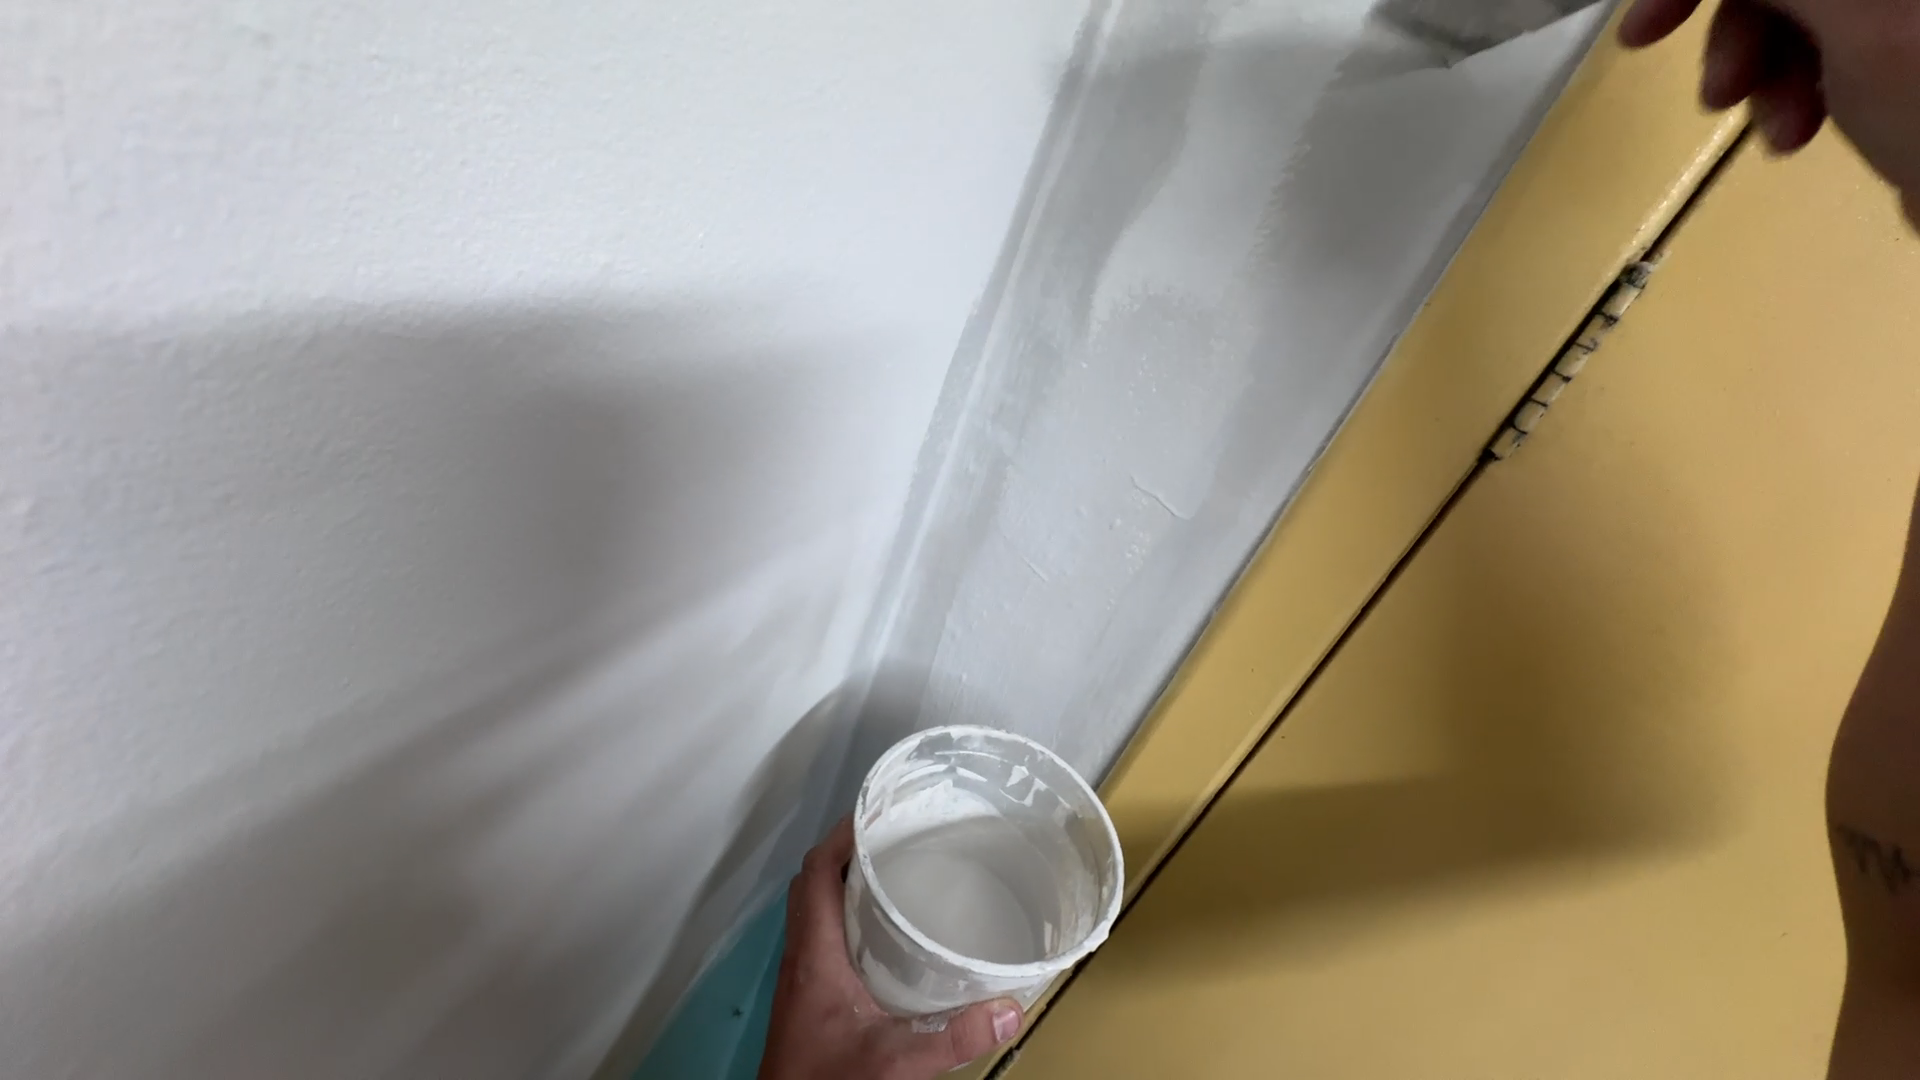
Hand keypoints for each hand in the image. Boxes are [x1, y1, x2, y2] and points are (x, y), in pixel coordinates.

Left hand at [758, 817, 1023, 1079]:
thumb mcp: (894, 1061)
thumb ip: (952, 1036)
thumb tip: (1010, 1007)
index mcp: (814, 951)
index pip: (816, 871)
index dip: (842, 835)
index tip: (876, 812)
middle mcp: (803, 954)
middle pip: (814, 881)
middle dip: (849, 850)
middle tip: (891, 837)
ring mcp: (803, 974)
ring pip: (817, 906)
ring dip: (847, 881)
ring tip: (892, 870)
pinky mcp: (811, 993)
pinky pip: (824, 933)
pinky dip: (849, 916)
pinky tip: (885, 932)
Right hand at [1619, 0, 1919, 225]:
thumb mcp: (1862, 14)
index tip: (1648, 28)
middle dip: (1738, 26)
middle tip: (1715, 91)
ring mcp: (1905, 8)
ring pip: (1799, 9)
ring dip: (1762, 72)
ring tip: (1773, 128)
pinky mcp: (1911, 37)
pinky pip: (1825, 40)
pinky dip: (1792, 87)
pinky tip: (1795, 130)